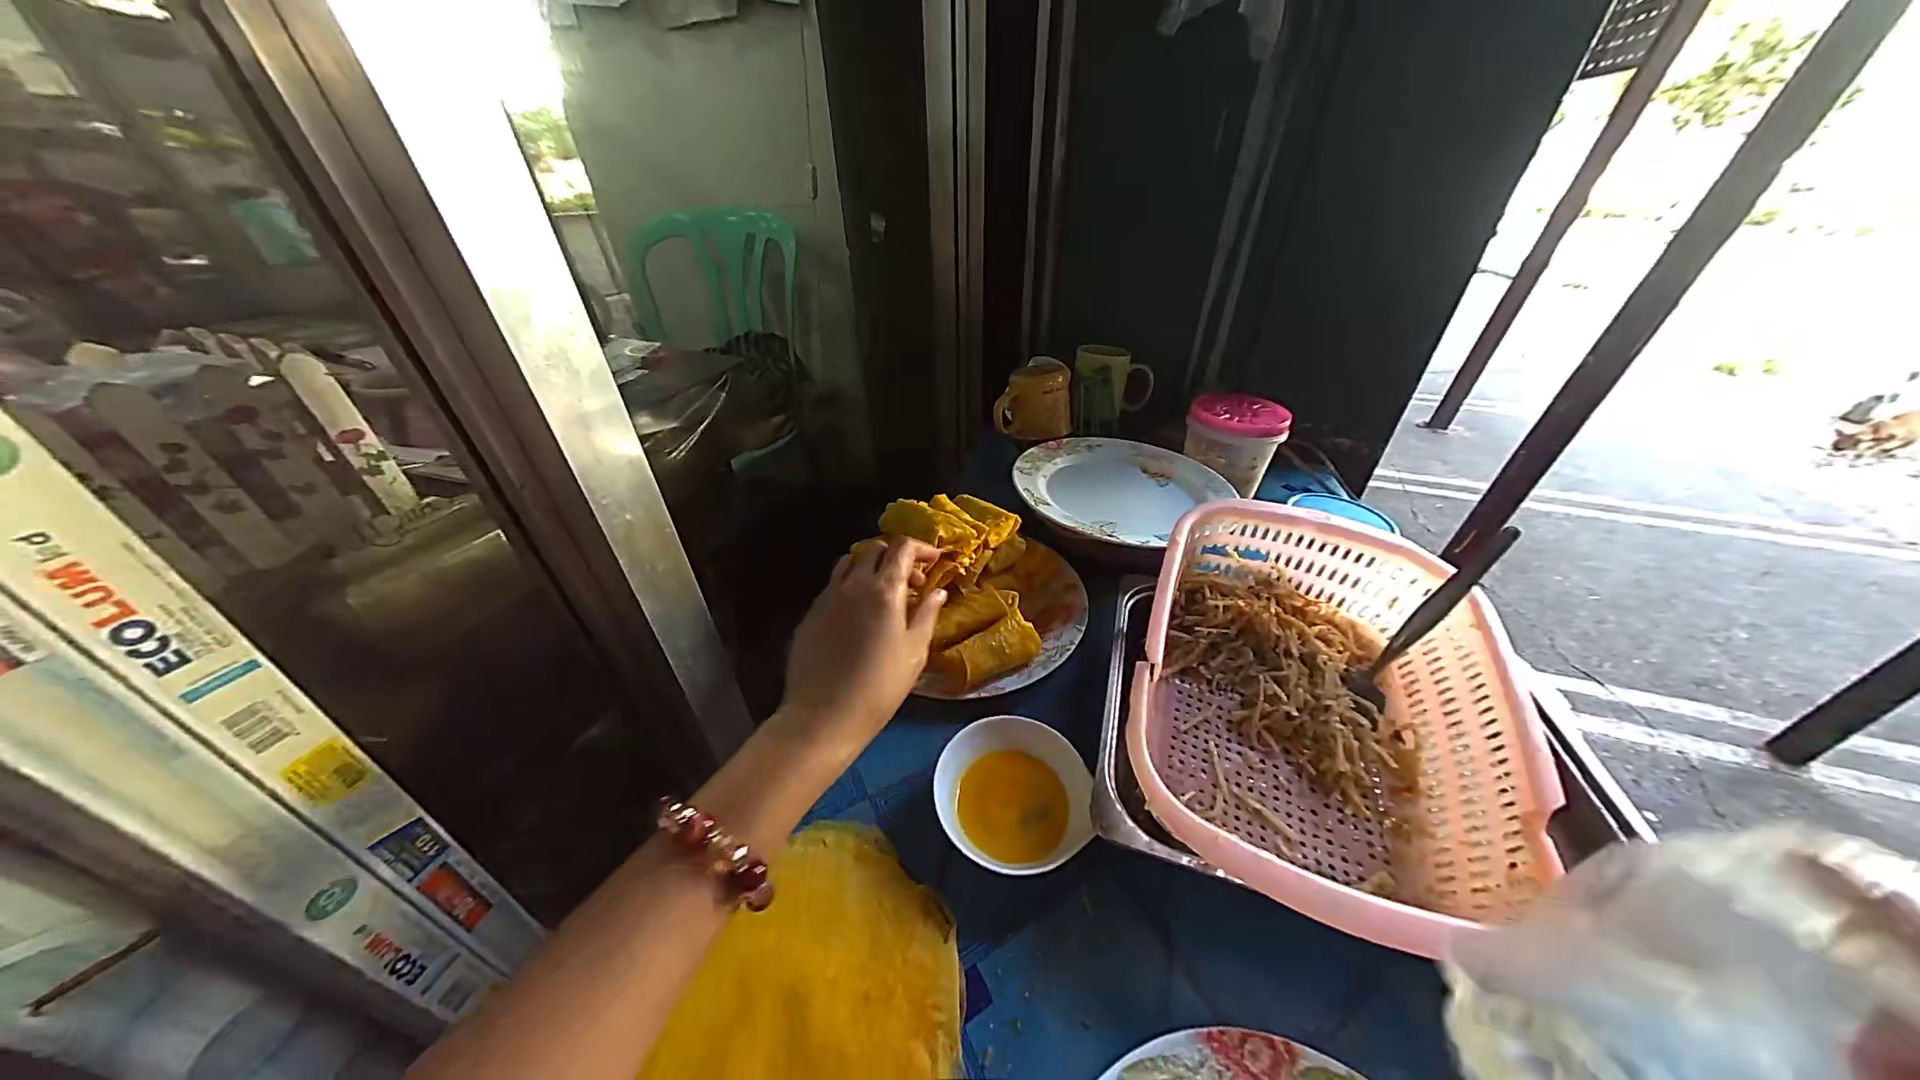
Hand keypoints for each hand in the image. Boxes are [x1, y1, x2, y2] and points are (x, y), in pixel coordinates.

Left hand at [778, 539, 947, 758]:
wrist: (824, 714)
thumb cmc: (880, 686)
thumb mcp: (915, 652)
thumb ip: (927, 615)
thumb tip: (937, 591)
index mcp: (883, 589)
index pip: (902, 548)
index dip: (921, 548)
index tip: (934, 561)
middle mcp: (853, 584)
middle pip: (875, 549)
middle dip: (897, 557)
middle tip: (913, 582)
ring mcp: (827, 596)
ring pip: (849, 562)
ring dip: (871, 566)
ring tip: (884, 592)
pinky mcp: (810, 613)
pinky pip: (833, 585)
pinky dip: (851, 585)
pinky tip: (859, 614)